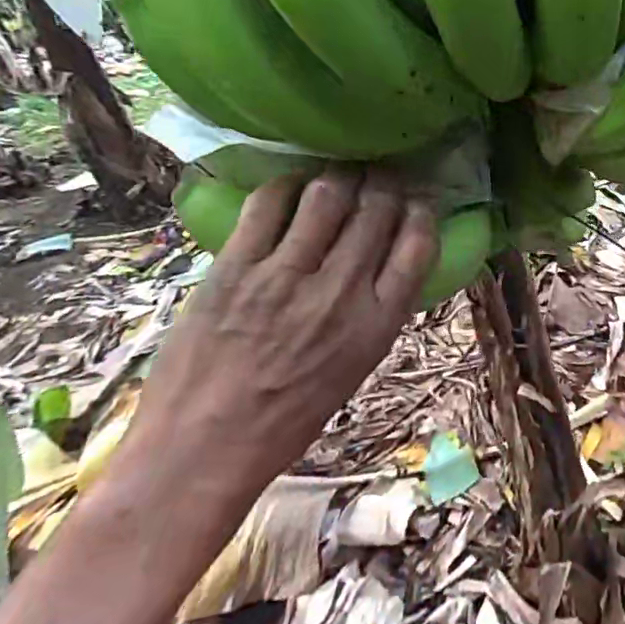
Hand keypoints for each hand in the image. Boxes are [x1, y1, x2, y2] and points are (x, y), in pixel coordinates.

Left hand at [118, 168, 439, 500]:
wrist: (202, 449)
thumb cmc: (284, 422)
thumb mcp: (352, 369)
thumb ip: (371, 313)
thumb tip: (379, 264)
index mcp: (375, 325)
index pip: (418, 245)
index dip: (422, 212)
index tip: (417, 202)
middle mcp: (340, 292)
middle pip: (376, 210)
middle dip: (384, 183)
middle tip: (379, 175)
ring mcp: (285, 275)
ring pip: (327, 196)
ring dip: (341, 176)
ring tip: (340, 174)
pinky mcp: (236, 266)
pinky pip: (268, 205)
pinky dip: (286, 185)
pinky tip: (291, 186)